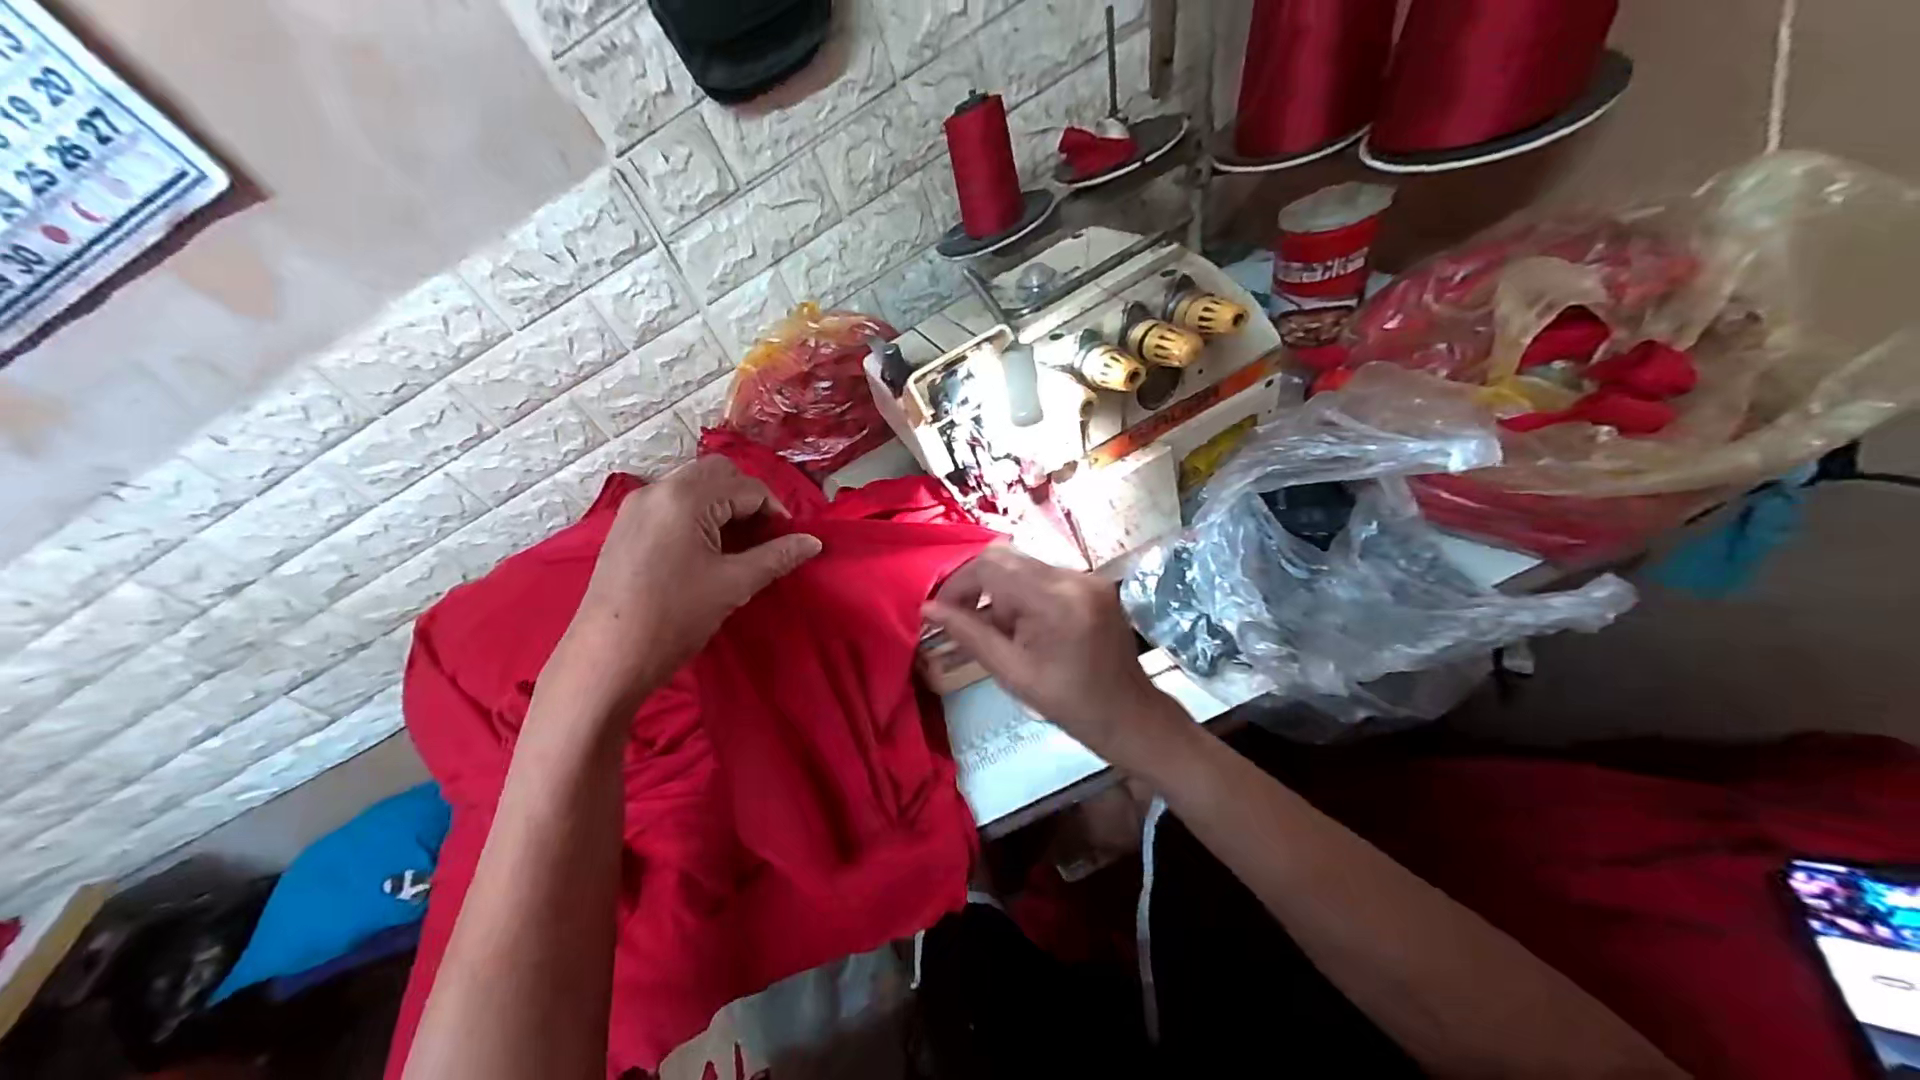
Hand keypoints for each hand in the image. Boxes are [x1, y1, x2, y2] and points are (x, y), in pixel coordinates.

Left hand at [556, 457, 822, 701]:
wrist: (607, 657)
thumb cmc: (675, 617)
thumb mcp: (734, 585)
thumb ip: (777, 556)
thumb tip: (813, 542)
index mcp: (685, 498)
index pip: (747, 487)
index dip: (776, 511)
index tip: (790, 540)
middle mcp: (657, 490)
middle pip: (718, 474)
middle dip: (748, 499)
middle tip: (764, 537)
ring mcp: (636, 506)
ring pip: (693, 486)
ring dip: (723, 505)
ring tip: (738, 546)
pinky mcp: (625, 526)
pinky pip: (672, 503)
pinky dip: (697, 514)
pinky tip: (706, 550)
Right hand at [923, 545, 1186, 768]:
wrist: (1128, 714)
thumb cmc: (1069, 703)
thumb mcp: (1012, 672)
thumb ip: (969, 634)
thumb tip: (929, 609)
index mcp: (1056, 599)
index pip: (991, 566)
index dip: (957, 584)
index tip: (940, 611)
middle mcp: (1073, 576)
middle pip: (1006, 559)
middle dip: (975, 585)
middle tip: (959, 618)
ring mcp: (1086, 577)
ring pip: (1022, 566)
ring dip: (998, 591)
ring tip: (993, 631)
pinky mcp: (1091, 583)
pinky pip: (1043, 576)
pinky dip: (1021, 595)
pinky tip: (1019, 627)